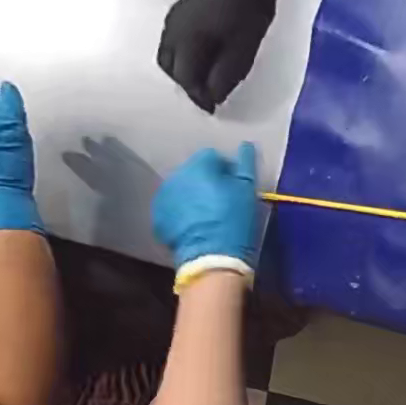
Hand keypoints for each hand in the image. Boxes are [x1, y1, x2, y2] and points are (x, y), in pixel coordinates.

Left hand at [151, 143, 260, 279]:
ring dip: (193, 196)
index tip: (234, 187)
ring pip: (181, 189)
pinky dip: (181, 214)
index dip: (226, 170)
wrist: (211, 258)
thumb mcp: (247, 191)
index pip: (212, 156)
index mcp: (198, 166)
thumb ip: (245, 164)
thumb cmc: (234, 222)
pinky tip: (195, 227)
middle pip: (194, 172)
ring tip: (208, 216)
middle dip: (206, 182)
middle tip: (222, 202)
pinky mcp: (158, 218)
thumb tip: (245, 145)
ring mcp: (163, 197)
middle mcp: (176, 176)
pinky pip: (172, 208)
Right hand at [156, 0, 282, 112]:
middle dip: (187, 84)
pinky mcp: (179, 12)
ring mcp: (173, 19)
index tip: (212, 108)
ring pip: (168, 55)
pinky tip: (200, 57)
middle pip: (171, 68)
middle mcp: (173, 31)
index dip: (198, 96)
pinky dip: (183, 56)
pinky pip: (172, 41)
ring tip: (203, 77)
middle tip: (206, 94)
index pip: (185, 78)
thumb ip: (224, 77)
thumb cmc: (245, 12)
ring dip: (183, 70)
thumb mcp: (241, 52)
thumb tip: (211, 97)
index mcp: (187, 41)